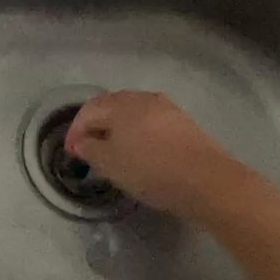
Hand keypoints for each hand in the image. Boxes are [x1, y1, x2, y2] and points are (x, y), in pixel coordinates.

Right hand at [64, 91, 244, 220]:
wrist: (208, 181)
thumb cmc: (152, 171)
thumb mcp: (112, 164)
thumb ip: (90, 149)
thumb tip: (80, 141)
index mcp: (119, 105)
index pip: (88, 110)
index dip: (75, 131)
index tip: (71, 153)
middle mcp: (141, 98)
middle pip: (110, 106)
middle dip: (96, 125)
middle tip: (89, 149)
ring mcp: (165, 107)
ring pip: (132, 112)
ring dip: (118, 128)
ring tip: (115, 150)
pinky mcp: (183, 121)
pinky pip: (151, 121)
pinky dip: (139, 132)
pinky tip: (142, 150)